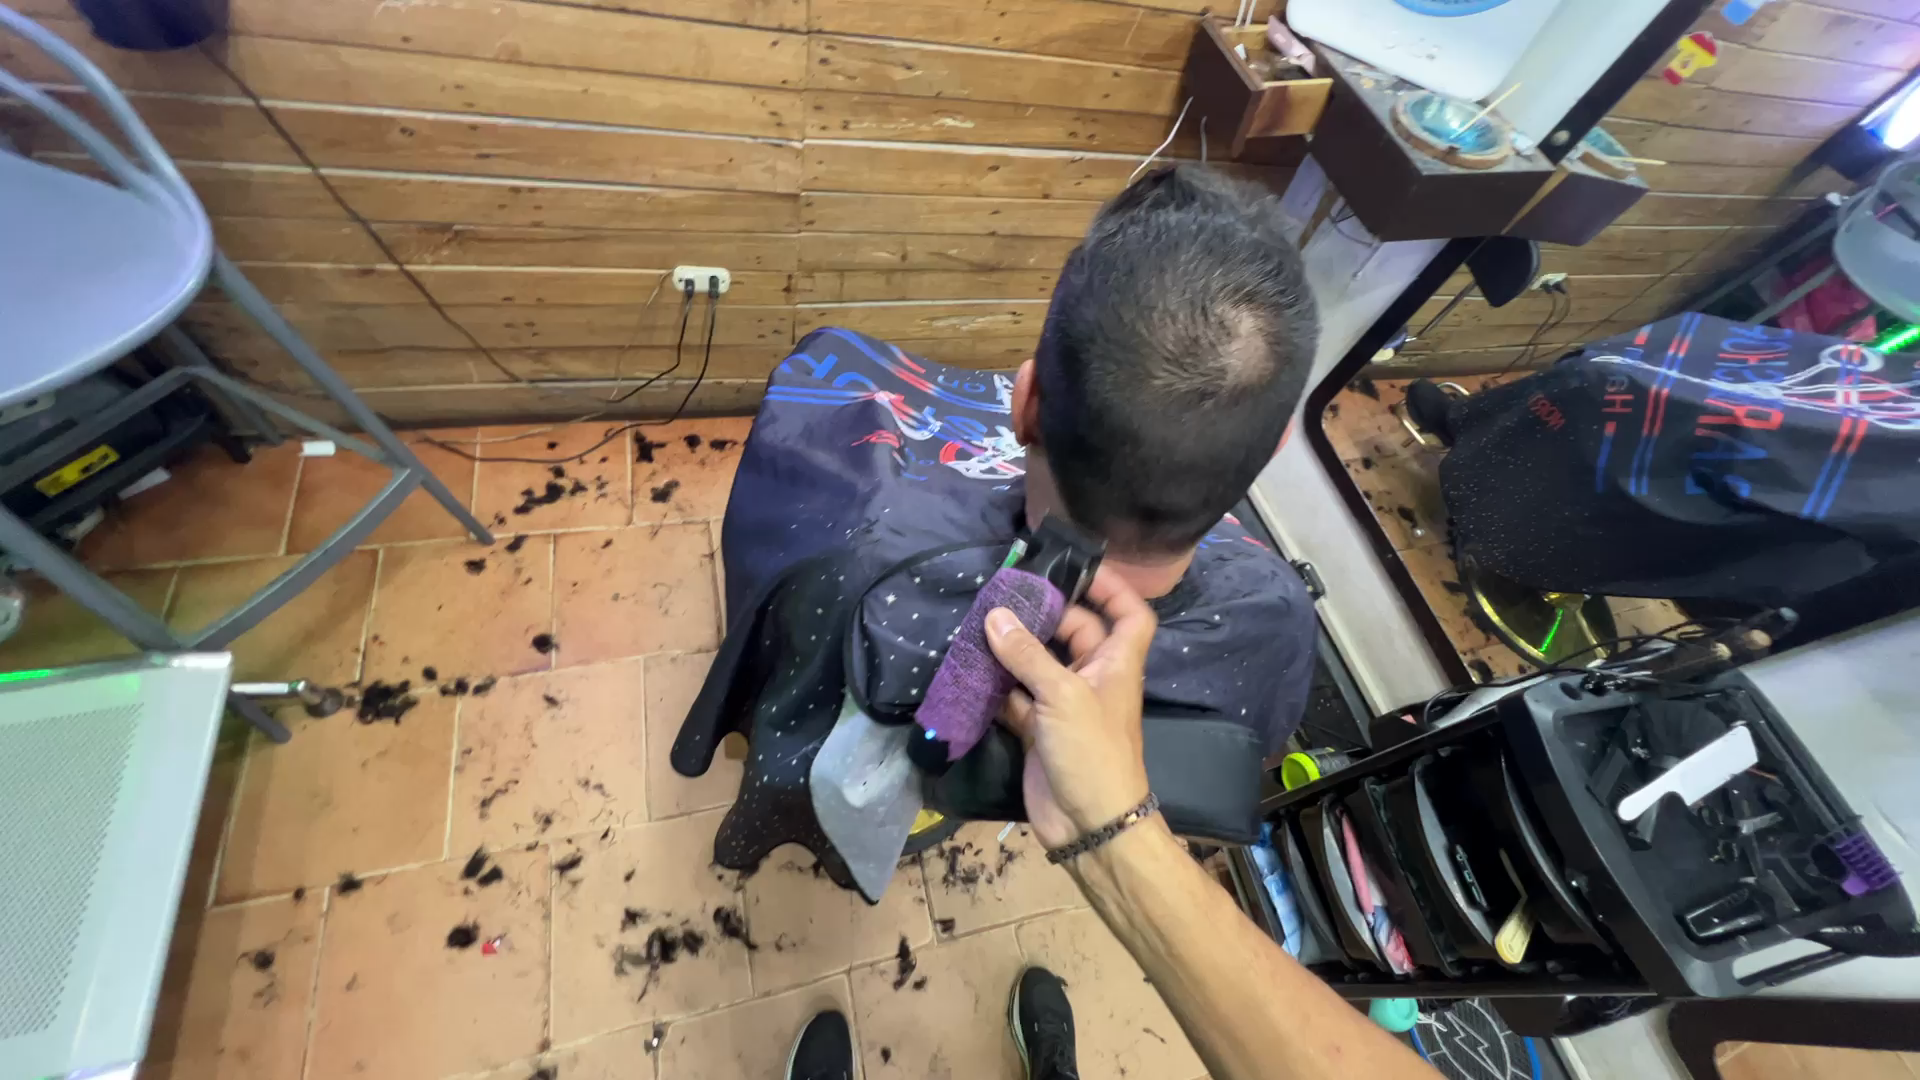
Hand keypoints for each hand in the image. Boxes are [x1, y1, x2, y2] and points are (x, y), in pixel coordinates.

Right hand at [985, 566, 1156, 849]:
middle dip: (1042, 614)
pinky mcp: (1037, 728)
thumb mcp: (1062, 695)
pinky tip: (970, 668)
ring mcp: (1063, 702)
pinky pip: (1015, 695)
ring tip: (978, 624)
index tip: (1080, 569)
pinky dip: (996, 684)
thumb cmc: (1093, 751)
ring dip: (1012, 648)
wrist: (1090, 825)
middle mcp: (1091, 677)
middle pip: (1072, 632)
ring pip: (1037, 662)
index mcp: (1115, 663)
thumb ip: (1027, 655)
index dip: (1113, 589)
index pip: (1129, 615)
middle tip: (1004, 596)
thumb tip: (995, 616)